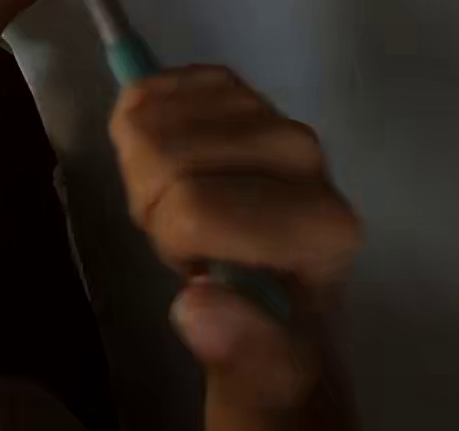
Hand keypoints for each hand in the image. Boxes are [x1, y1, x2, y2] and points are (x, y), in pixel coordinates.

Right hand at [109, 66, 361, 430]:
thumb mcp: (262, 376)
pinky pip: (147, 86)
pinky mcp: (227, 82)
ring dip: (142, 162)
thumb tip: (200, 311)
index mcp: (321, 222)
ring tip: (179, 193)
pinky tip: (169, 150)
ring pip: (146, 116)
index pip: (194, 207)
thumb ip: (242, 353)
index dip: (171, 238)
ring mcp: (263, 105)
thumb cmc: (267, 326)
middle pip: (161, 154)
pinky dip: (137, 120)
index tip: (198, 266)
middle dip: (150, 197)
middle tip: (182, 228)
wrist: (271, 272)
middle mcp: (302, 149)